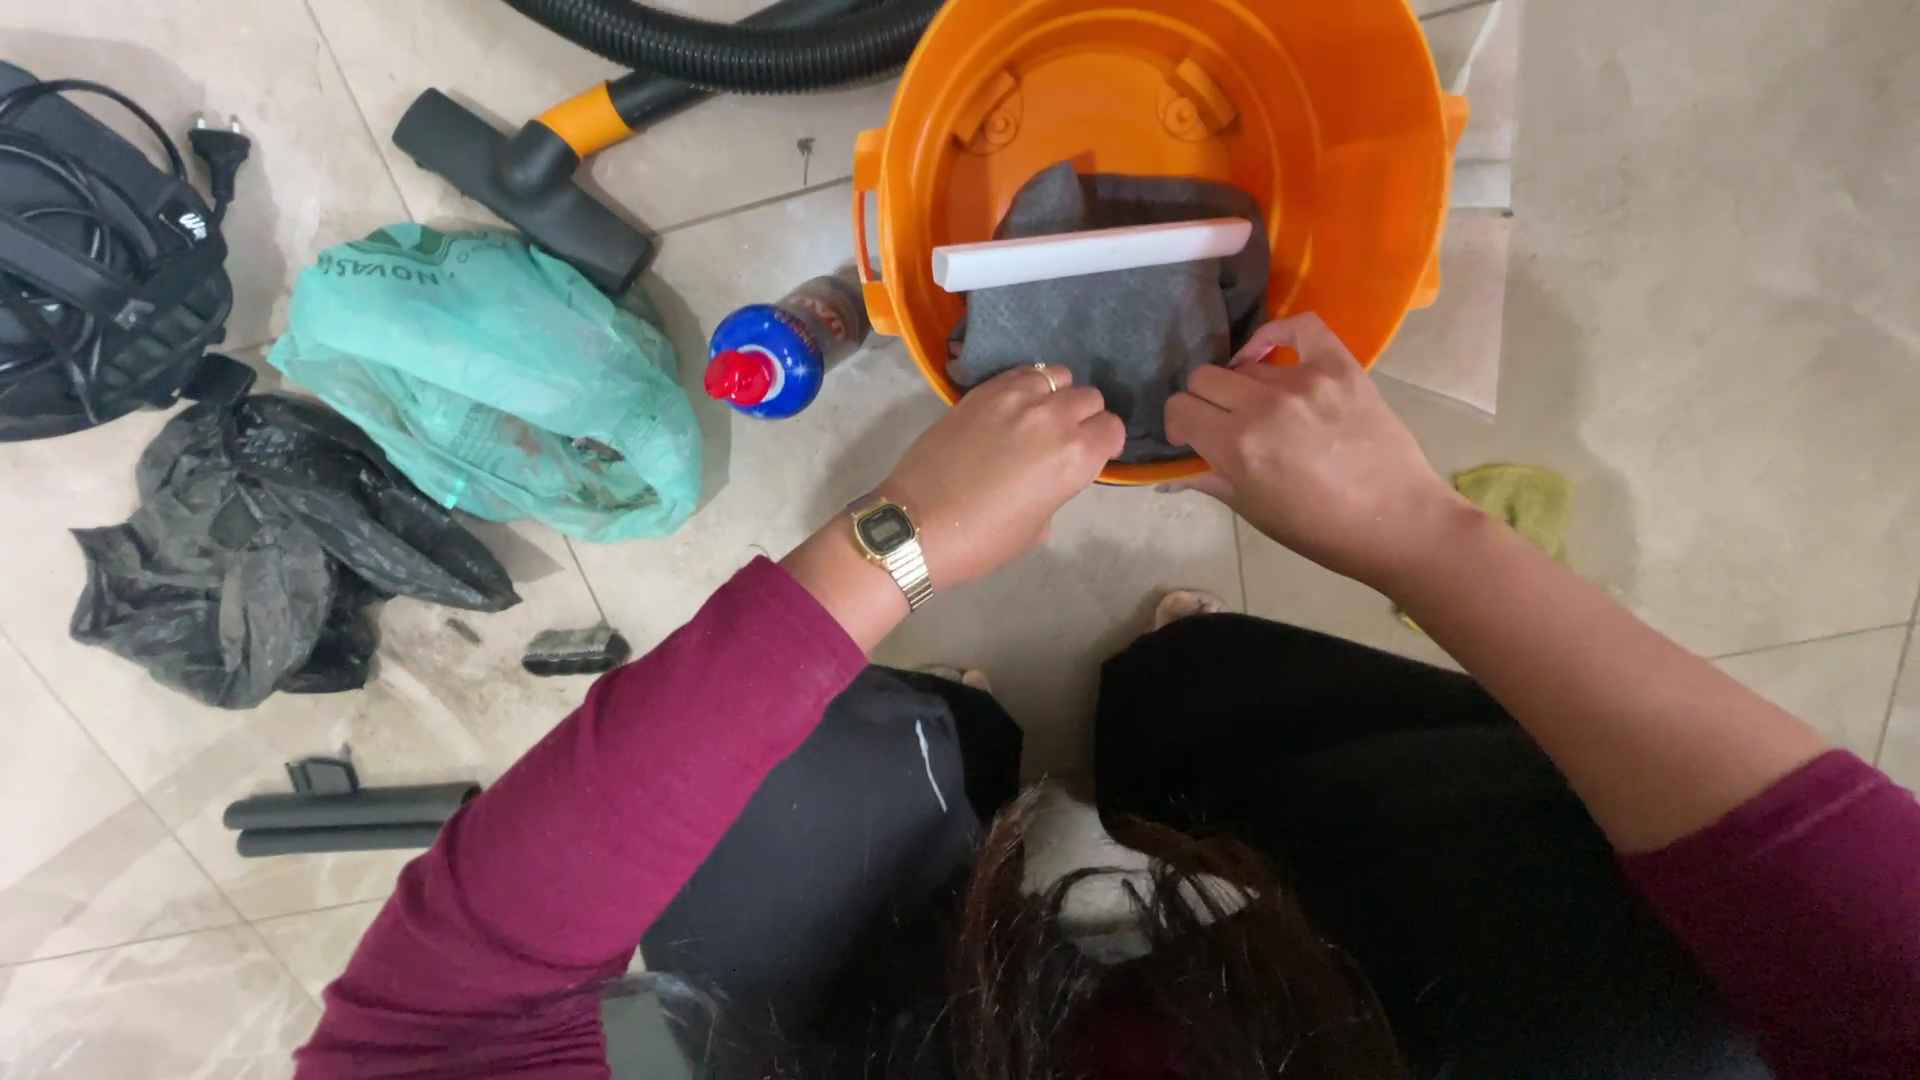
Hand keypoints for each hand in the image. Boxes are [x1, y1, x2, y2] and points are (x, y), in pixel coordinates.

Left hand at [884, 364, 1123, 587]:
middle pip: (1088, 398)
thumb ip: (1057, 489)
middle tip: (1063, 438)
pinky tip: (1013, 405)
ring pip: (1057, 375)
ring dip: (1056, 393)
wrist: (919, 526)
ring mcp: (1015, 399)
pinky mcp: (982, 391)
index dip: (1104, 443)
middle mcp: (1053, 419)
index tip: (1093, 454)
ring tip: (1039, 415)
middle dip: (1084, 417)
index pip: (1111, 429)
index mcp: (1075, 458)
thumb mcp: (1037, 527)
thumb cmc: (982, 540)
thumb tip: (1051, 476)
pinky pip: (1021, 372)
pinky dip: (1026, 384)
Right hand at [1164, 313, 1466, 588]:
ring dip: (1242, 387)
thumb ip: (1208, 477)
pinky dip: (1276, 335)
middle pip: (1205, 379)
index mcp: (1236, 446)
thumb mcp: (1250, 509)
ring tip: (1261, 409)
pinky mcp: (1341, 368)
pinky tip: (1268, 353)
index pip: (1181, 409)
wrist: (1395, 522)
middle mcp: (1263, 407)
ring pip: (1246, 366)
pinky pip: (1301, 328)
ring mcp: (1305, 382)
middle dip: (1203, 403)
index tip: (1190, 438)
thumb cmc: (1316, 529)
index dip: (1179, 424)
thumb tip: (1176, 467)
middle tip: (1221, 423)